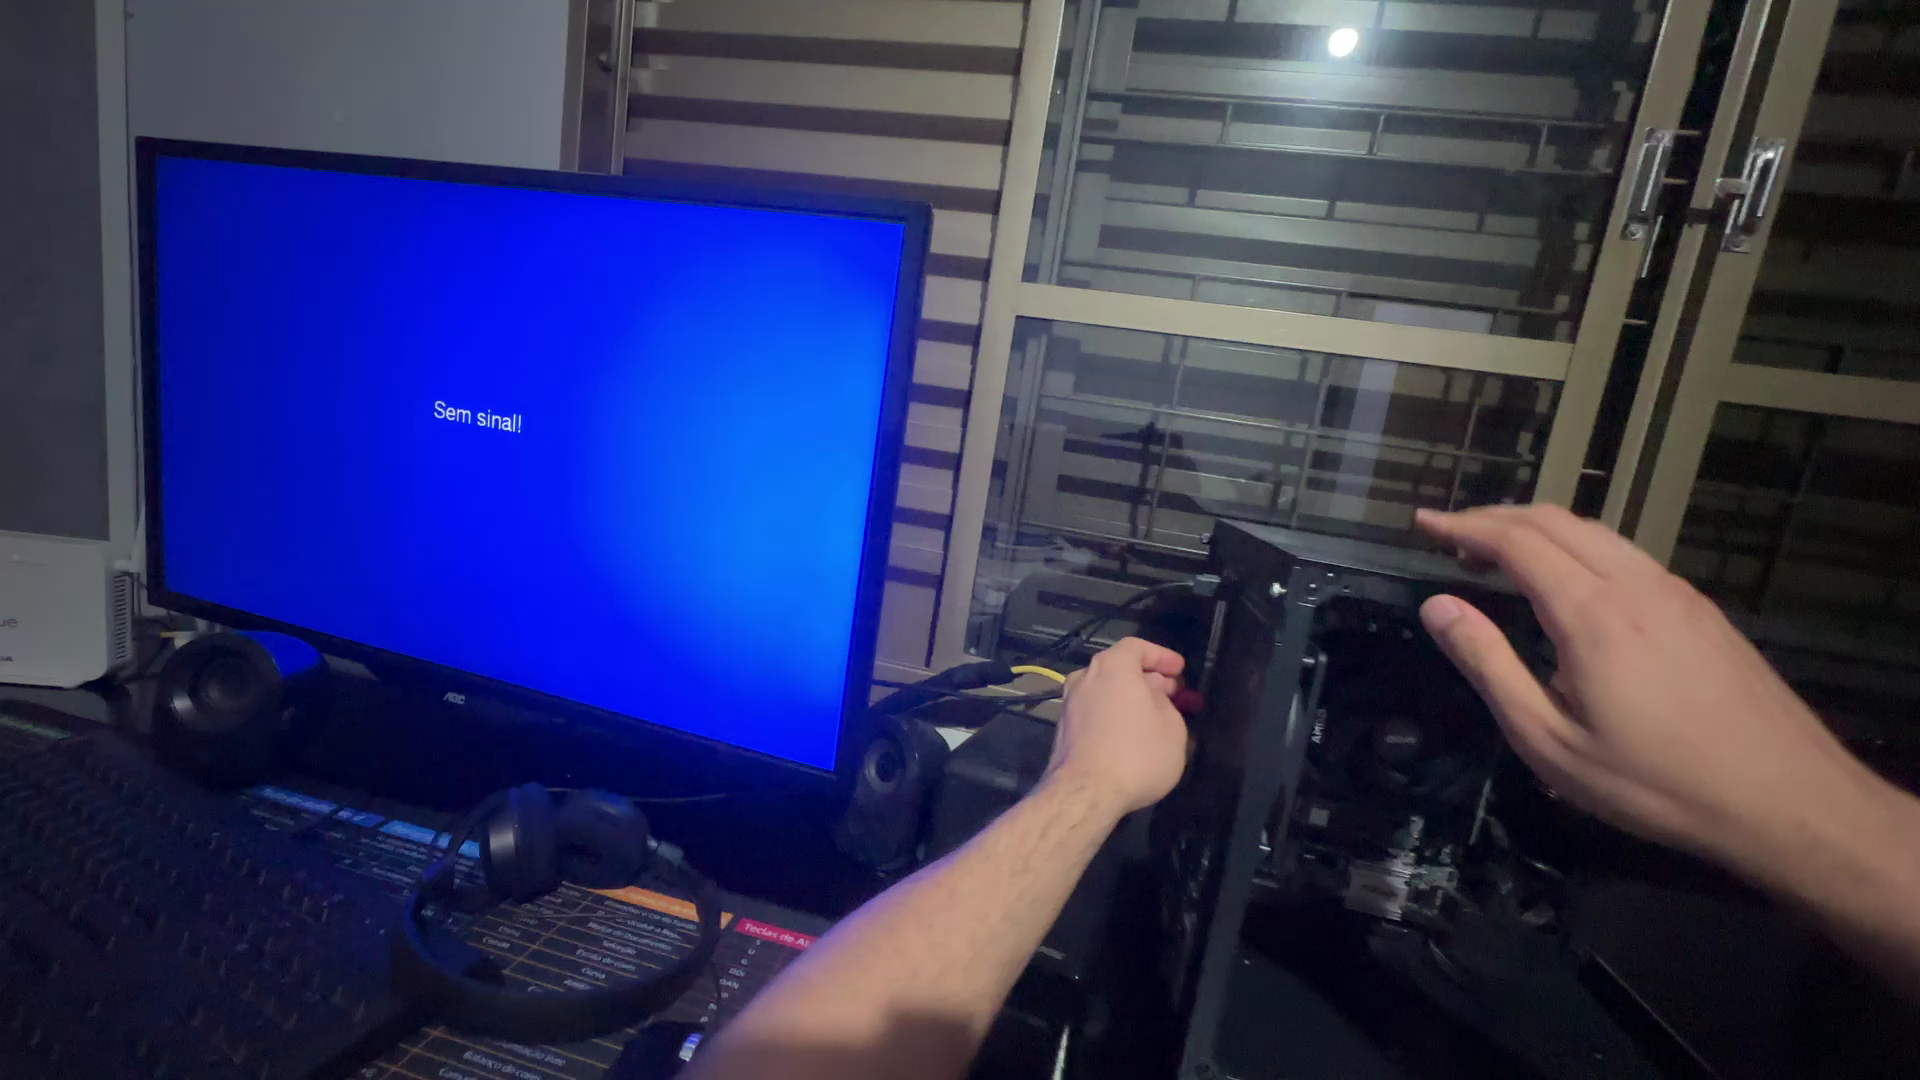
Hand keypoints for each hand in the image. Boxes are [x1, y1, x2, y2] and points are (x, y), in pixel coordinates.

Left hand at [1045, 638, 1189, 815]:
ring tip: (1155, 716)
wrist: (1085, 792)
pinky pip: (1095, 711)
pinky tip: (1131, 735)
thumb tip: (1153, 698)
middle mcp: (1085, 677)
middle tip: (1172, 694)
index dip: (1161, 656)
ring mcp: (1070, 703)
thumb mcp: (1172, 727)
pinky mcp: (1064, 728)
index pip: (1137, 647)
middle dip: (1148, 679)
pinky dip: (1114, 714)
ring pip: (1106, 691)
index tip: (1180, 670)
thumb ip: (1165, 703)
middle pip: (1120, 668)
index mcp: (1112, 666)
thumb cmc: (1136, 753)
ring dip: (1130, 698)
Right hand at [1414, 505, 1871, 874]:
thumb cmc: (1654, 782)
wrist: (1797, 808)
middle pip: (1553, 522)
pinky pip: (1622, 552)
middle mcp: (1635, 587)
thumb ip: (1488, 664)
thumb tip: (1436, 606)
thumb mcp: (1546, 740)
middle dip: (1491, 518)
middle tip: (1445, 535)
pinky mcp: (1699, 610)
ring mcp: (1675, 594)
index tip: (1420, 523)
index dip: (1462, 526)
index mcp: (1592, 615)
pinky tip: (1558, 576)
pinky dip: (1571, 545)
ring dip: (1532, 528)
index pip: (1515, 542)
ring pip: (1592, 531)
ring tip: (1490, 551)